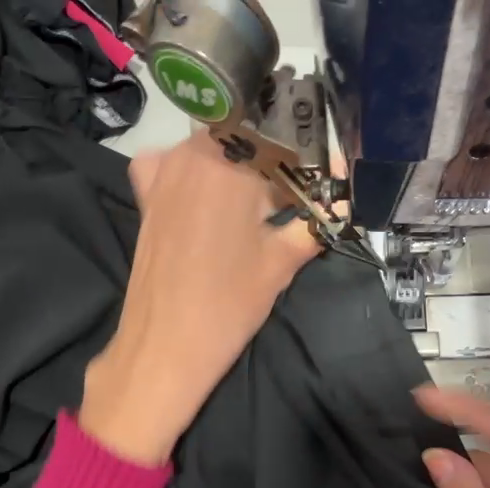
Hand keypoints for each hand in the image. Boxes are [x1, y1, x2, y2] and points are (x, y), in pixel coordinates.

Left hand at [80, 130, 322, 464]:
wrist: (167, 344)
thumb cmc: (229, 304)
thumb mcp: (282, 263)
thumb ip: (314, 223)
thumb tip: (343, 203)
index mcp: (232, 162)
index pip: (285, 145)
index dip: (313, 164)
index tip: (331, 182)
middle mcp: (194, 150)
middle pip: (249, 141)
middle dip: (278, 162)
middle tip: (300, 194)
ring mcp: (164, 168)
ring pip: (216, 148)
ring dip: (243, 166)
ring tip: (264, 199)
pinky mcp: (147, 191)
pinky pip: (177, 163)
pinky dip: (197, 170)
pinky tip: (210, 195)